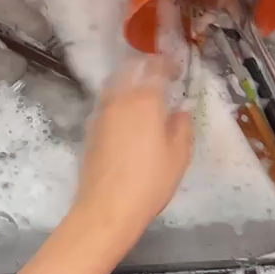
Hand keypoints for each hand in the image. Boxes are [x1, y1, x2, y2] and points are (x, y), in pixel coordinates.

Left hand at [74, 54, 193, 235]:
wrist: (107, 209)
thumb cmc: (150, 181)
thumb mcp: (179, 155)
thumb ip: (182, 126)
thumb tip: (180, 112)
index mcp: (145, 100)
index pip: (155, 68)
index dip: (167, 64)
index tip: (177, 71)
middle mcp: (120, 100)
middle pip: (130, 69)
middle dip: (145, 67)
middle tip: (160, 77)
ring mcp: (102, 114)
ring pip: (115, 85)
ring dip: (130, 82)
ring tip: (144, 96)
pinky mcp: (91, 130)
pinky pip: (107, 104)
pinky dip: (119, 100)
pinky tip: (129, 118)